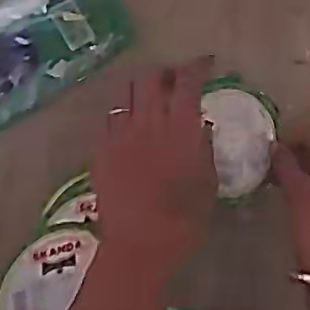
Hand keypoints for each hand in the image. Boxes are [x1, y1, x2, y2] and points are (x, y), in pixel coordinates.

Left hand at [92, 58, 216, 281]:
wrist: (140, 246)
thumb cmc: (185, 218)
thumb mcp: (208, 180)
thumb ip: (205, 146)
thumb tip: (201, 125)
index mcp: (181, 126)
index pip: (188, 81)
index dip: (197, 66)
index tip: (206, 64)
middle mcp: (149, 120)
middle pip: (153, 77)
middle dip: (167, 72)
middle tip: (176, 80)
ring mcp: (121, 132)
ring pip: (127, 90)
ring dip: (142, 86)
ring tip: (150, 95)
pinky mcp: (101, 148)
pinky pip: (110, 116)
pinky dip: (123, 110)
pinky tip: (129, 122)